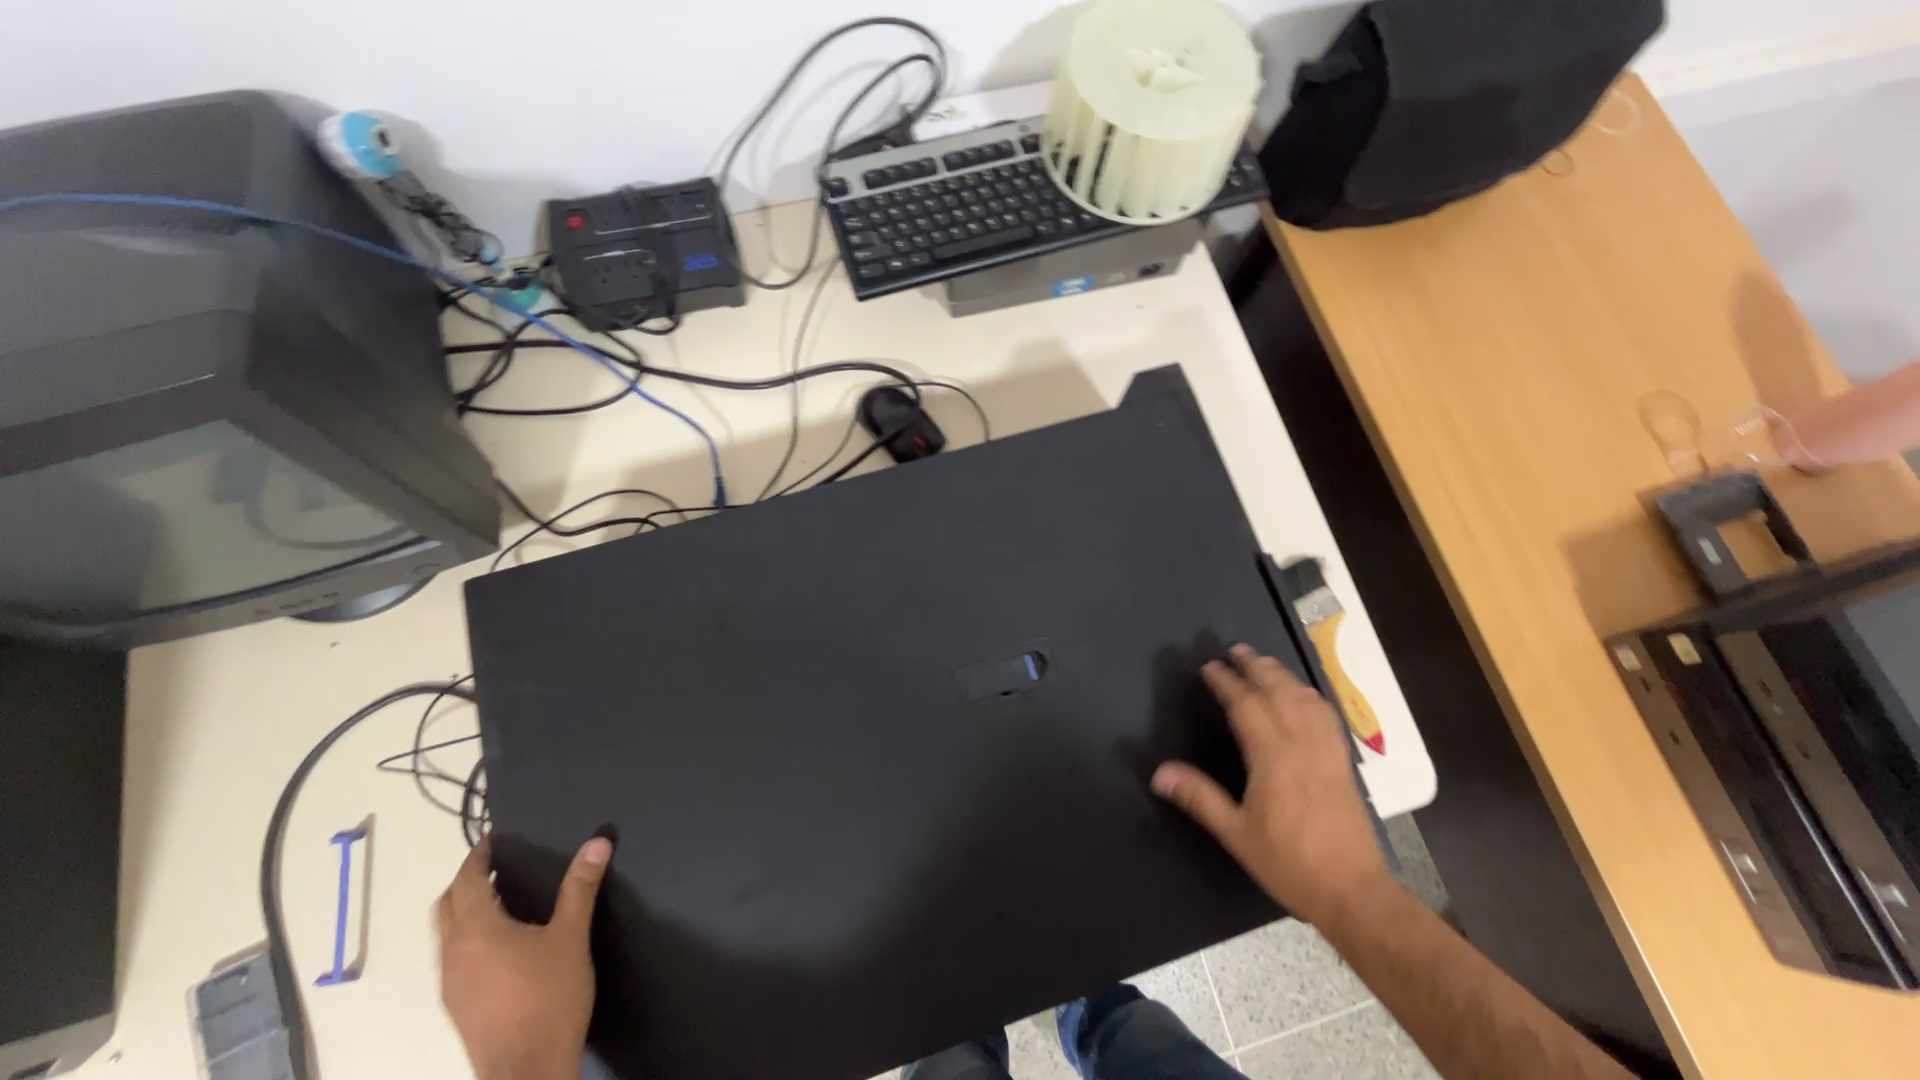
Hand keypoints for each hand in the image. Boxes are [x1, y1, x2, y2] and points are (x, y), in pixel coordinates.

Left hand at [436, 835, 611, 1079]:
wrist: (527, 1070)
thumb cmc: (549, 998)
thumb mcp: (571, 937)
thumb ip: (580, 888)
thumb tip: (596, 843)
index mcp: (476, 931)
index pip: (465, 882)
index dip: (476, 857)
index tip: (491, 841)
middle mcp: (453, 953)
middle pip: (446, 906)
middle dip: (465, 882)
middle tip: (492, 868)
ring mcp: (450, 983)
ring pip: (445, 935)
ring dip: (463, 911)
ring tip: (496, 902)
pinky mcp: (456, 1006)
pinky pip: (452, 958)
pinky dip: (466, 938)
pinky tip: (497, 947)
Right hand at [1152, 644, 1394, 925]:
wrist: (1352, 890)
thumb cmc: (1289, 863)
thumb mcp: (1236, 833)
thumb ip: (1199, 797)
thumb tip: (1159, 772)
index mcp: (1273, 758)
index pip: (1246, 706)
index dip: (1227, 683)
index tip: (1210, 667)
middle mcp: (1302, 745)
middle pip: (1279, 693)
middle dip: (1256, 668)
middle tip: (1236, 650)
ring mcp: (1327, 752)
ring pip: (1305, 700)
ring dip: (1283, 676)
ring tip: (1265, 664)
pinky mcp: (1343, 763)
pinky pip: (1327, 716)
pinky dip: (1310, 696)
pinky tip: (1304, 696)